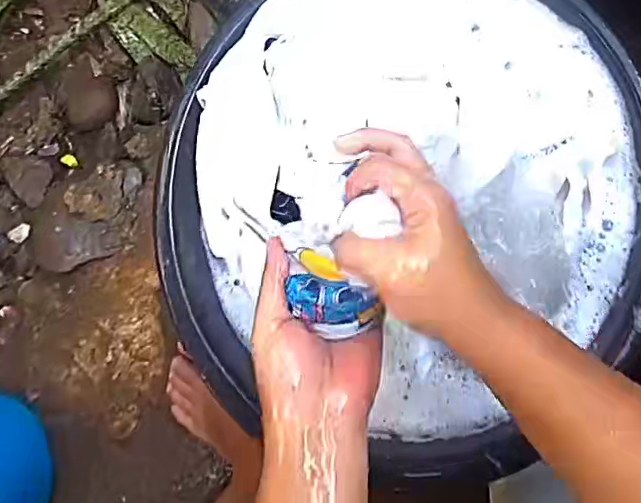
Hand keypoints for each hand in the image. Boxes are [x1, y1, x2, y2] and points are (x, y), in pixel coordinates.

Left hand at [252, 237, 381, 432]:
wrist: (320, 416)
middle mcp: (319, 310)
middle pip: (327, 269)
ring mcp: (345, 316)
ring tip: (351, 242)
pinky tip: (368, 264)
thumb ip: (272, 283)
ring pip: (350, 277)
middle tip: (333, 229)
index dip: (303, 248)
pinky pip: (373, 293)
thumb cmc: (287, 386)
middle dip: (329, 253)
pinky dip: (372, 279)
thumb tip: (274, 247)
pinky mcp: (369, 323)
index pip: (299, 268)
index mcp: (292, 309)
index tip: (308, 225)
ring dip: (351, 264)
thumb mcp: (267, 325)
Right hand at [330, 129, 506, 341]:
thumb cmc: (440, 295)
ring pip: (403, 161)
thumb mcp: (389, 273)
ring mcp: (432, 202)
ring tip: (349, 161)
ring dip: (376, 156)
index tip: (343, 208)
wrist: (474, 318)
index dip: (355, 181)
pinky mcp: (429, 217)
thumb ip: (354, 250)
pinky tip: (366, 195)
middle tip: (339, 144)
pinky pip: (403, 182)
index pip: (381, 166)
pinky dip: (382, 178)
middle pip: (398, 146)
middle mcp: (430, 190)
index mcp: (424, 195)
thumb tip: (335, 239)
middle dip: (366, 140)